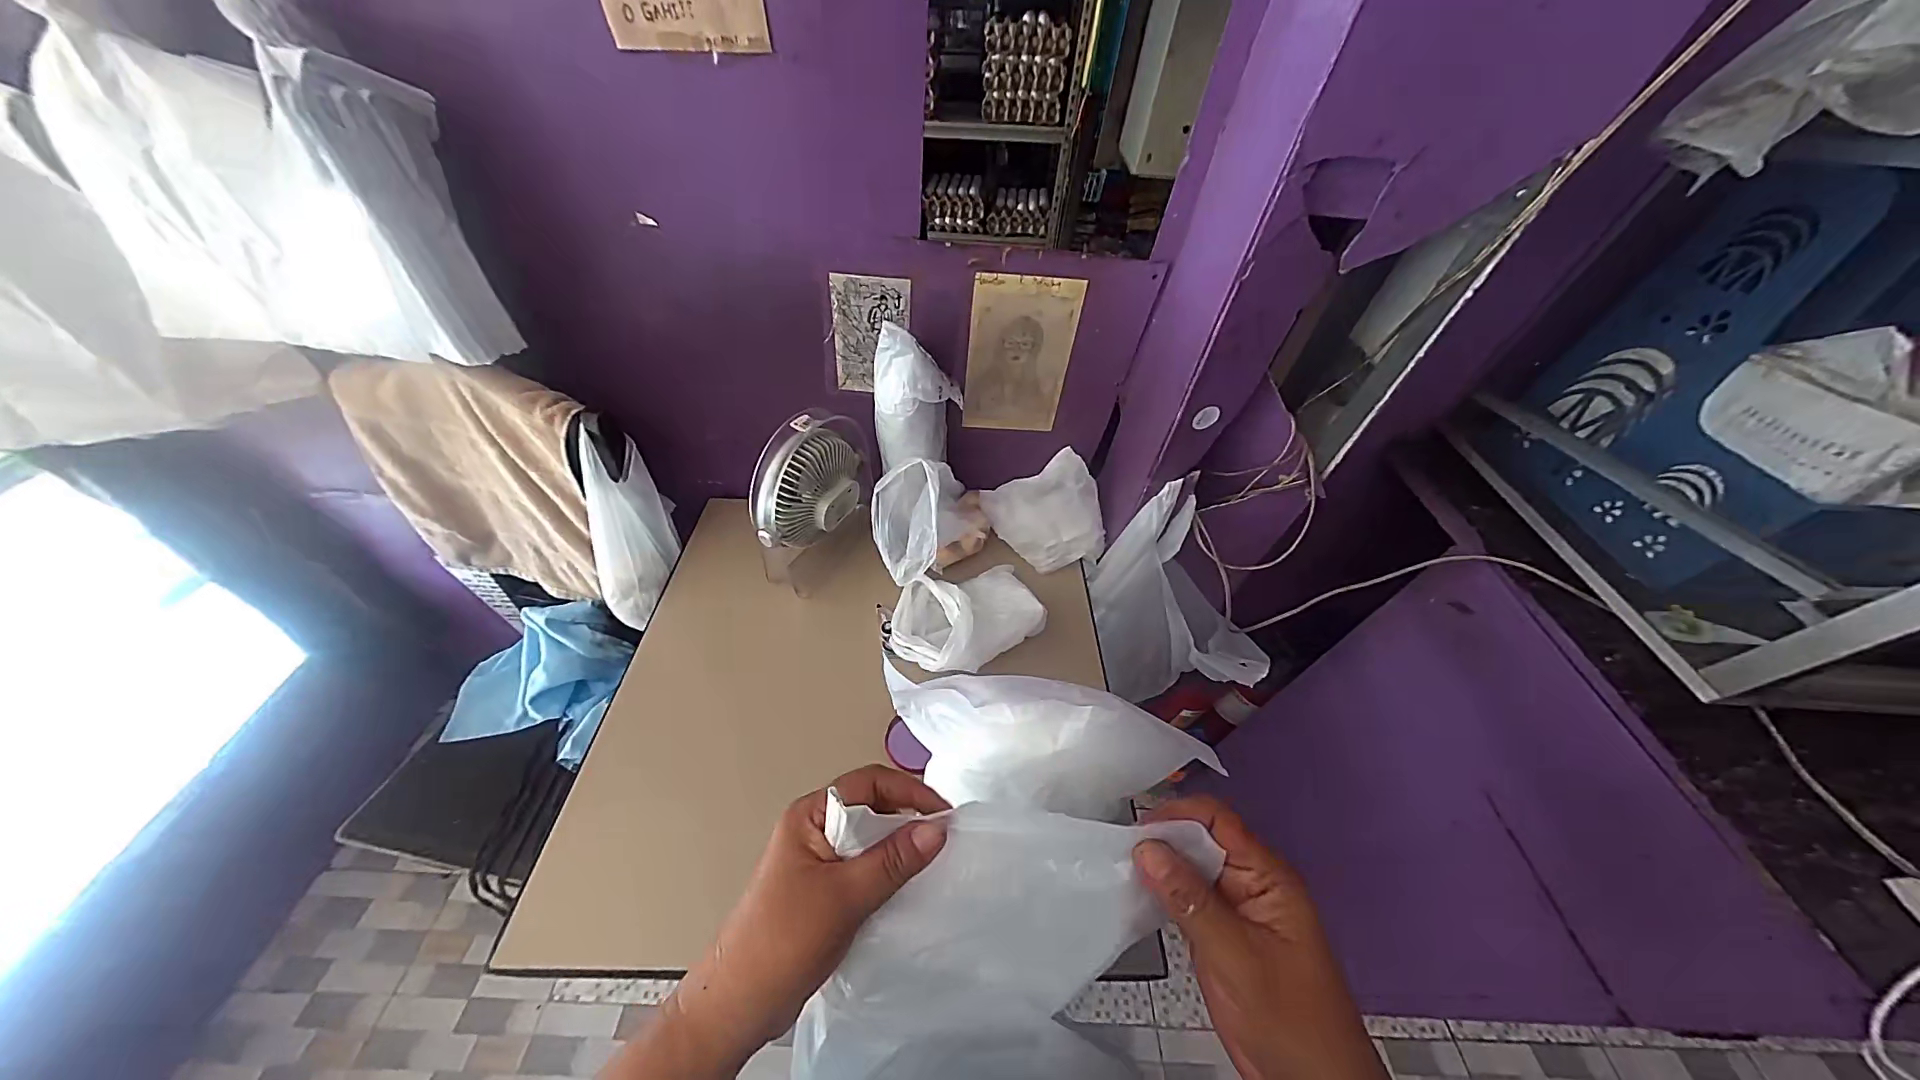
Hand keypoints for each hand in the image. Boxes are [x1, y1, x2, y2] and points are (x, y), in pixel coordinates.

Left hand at [609, 765, 948, 1077]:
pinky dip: (888, 872)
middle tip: (942, 837)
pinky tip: (907, 888)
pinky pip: (865, 867)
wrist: (738, 1005)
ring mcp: (818, 861)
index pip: (867, 783)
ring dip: (899, 847)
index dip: (908, 792)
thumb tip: (934, 830)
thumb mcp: (844, 896)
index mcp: (808, 816)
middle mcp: (812, 830)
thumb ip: (891, 861)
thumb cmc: (778, 943)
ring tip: (930, 862)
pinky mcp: (824, 889)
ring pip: (869, 839)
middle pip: (870, 807)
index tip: (942, 813)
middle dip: (907, 817)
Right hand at [1133, 796, 1384, 1079]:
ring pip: (1190, 869)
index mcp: (1267, 877)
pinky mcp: (1218, 933)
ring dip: (1160, 867)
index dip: (1180, 815)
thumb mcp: (1237, 955)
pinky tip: (1138, 897)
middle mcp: (1250, 885)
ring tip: (1124, 870)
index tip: (1141, 827)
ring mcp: (1233, 909)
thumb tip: (1148, 850)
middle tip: (1124, 851)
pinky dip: (1162, 894)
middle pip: (1201, 841)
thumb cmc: (1291, 1020)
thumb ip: (1190, 900)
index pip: (1220, 821)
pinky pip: (1185, 899)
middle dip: (1164, 840)